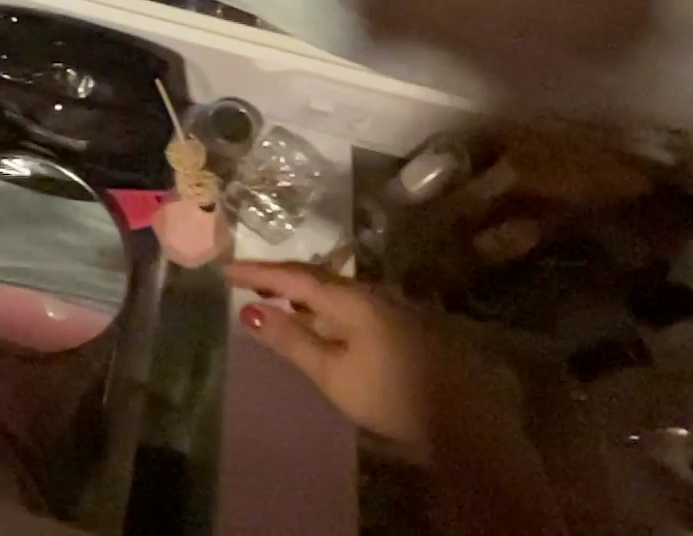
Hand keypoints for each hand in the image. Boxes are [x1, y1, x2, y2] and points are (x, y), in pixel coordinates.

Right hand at [224, 260, 520, 461]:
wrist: (467, 423)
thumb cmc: (391, 396)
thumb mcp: (332, 373)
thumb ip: (290, 338)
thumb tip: (248, 310)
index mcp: (349, 298)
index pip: (292, 276)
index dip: (257, 272)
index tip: (225, 269)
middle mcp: (370, 290)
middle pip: (315, 275)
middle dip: (278, 277)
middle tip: (247, 281)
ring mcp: (392, 304)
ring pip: (336, 288)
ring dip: (303, 290)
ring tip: (277, 297)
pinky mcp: (405, 321)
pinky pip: (352, 300)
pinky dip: (326, 304)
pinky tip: (321, 319)